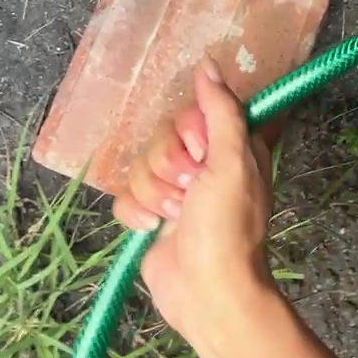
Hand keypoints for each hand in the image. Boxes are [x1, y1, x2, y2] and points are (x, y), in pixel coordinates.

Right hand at [113, 60, 278, 349]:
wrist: (207, 293)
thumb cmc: (228, 226)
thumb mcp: (233, 161)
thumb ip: (220, 110)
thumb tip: (207, 64)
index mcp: (227, 145)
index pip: (191, 111)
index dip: (189, 132)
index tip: (201, 155)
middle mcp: (201, 162)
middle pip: (160, 137)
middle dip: (169, 168)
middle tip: (189, 192)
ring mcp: (174, 189)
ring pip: (139, 165)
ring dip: (155, 193)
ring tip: (176, 216)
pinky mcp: (150, 214)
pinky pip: (124, 195)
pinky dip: (137, 213)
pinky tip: (154, 228)